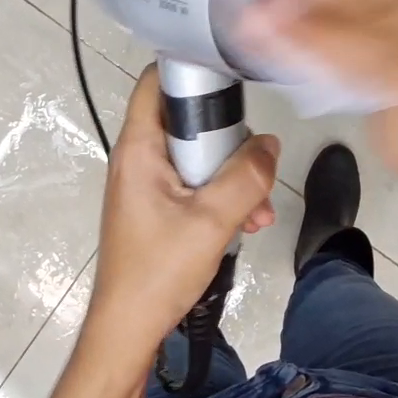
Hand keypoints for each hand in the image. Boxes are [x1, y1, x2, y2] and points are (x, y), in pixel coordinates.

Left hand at [83, 66, 280, 359]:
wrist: (129, 328)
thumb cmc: (160, 269)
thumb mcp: (212, 220)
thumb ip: (245, 177)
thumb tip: (269, 144)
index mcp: (138, 148)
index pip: (155, 82)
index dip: (190, 69)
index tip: (231, 77)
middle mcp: (137, 158)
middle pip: (185, 121)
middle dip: (227, 141)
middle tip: (257, 164)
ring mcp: (145, 183)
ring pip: (195, 158)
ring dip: (231, 177)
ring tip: (258, 209)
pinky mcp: (155, 207)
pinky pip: (192, 185)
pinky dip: (219, 197)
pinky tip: (246, 223)